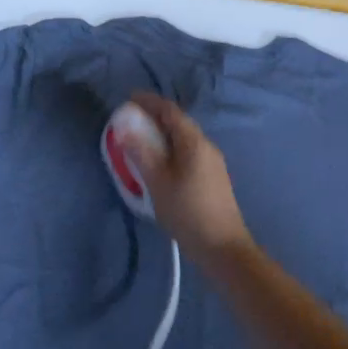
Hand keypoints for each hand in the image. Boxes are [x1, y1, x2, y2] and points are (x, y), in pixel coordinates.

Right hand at [119, 91, 250, 260]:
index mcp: (194, 142)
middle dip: (153, 117)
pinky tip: (159, 164)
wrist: (223, 248)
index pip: (170, 111)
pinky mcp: (212, 178)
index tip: (128, 99)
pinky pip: (187, 152)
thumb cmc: (187, 212)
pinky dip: (170, 149)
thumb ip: (140, 151)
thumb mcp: (157, 181)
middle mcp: (206, 146)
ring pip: (183, 139)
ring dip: (161, 135)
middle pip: (178, 122)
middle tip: (130, 121)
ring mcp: (212, 163)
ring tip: (140, 142)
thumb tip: (124, 126)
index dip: (148, 101)